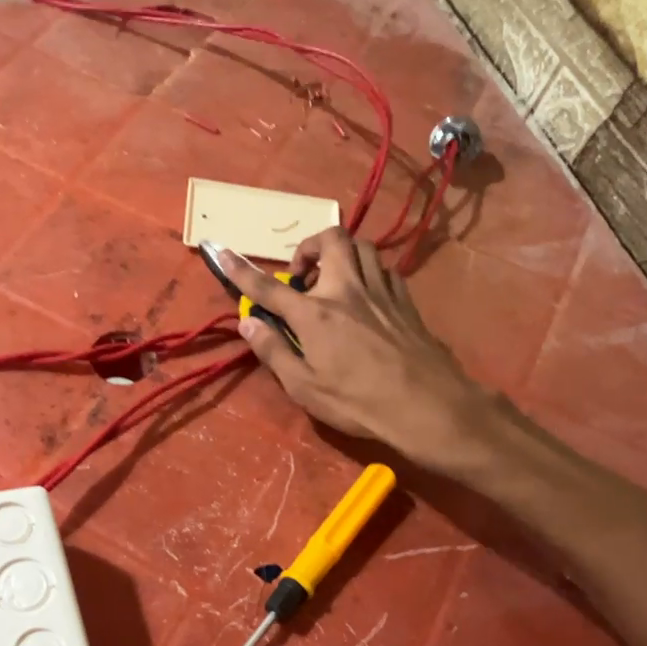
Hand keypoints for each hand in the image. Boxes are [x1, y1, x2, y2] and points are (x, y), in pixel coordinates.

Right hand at [221, 228, 502, 474]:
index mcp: (315, 315)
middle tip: (302, 275)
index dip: (242, 270)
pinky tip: (365, 296)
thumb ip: (274, 352)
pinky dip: (368, 272)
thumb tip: (248, 324)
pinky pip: (384, 269)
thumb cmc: (358, 402)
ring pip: (362, 247)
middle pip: (330, 240)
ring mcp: (381, 292)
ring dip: (341, 254)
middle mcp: (348, 291)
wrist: (425, 404)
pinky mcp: (406, 301)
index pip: (270, 287)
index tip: (221, 252)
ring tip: (332, 281)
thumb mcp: (305, 387)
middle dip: (310, 246)